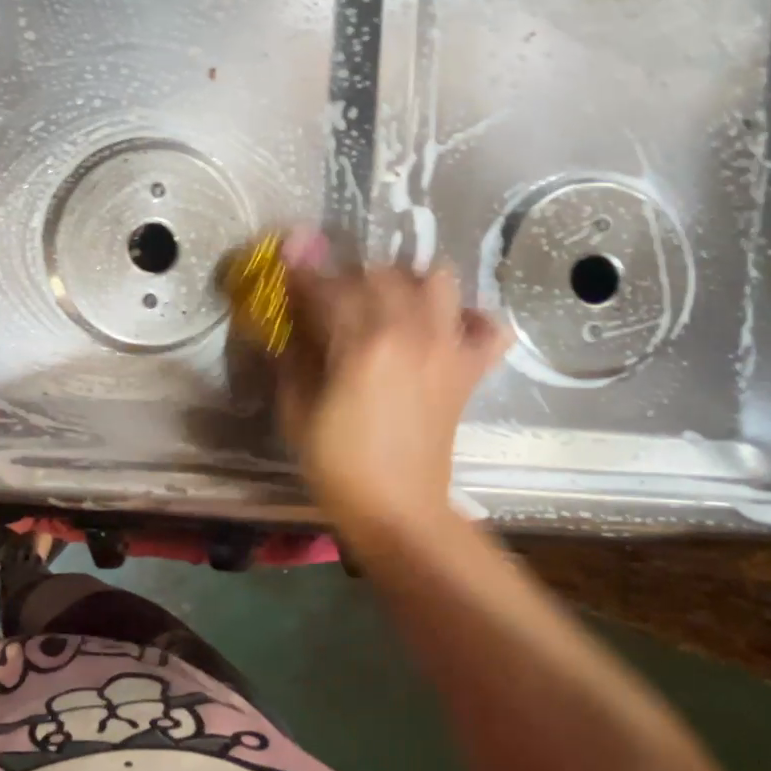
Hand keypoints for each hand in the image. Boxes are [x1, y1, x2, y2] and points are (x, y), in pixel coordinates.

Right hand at [275, 234, 509, 531]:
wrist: (398, 508)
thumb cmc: (335, 462)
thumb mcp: (296, 408)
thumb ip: (293, 357)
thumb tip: (287, 326)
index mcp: (361, 343)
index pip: (327, 288)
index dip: (301, 273)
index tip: (284, 261)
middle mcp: (410, 333)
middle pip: (378, 275)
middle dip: (345, 276)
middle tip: (322, 294)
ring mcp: (446, 348)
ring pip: (434, 280)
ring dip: (403, 280)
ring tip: (379, 301)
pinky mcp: (468, 369)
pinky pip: (486, 325)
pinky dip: (466, 316)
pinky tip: (442, 325)